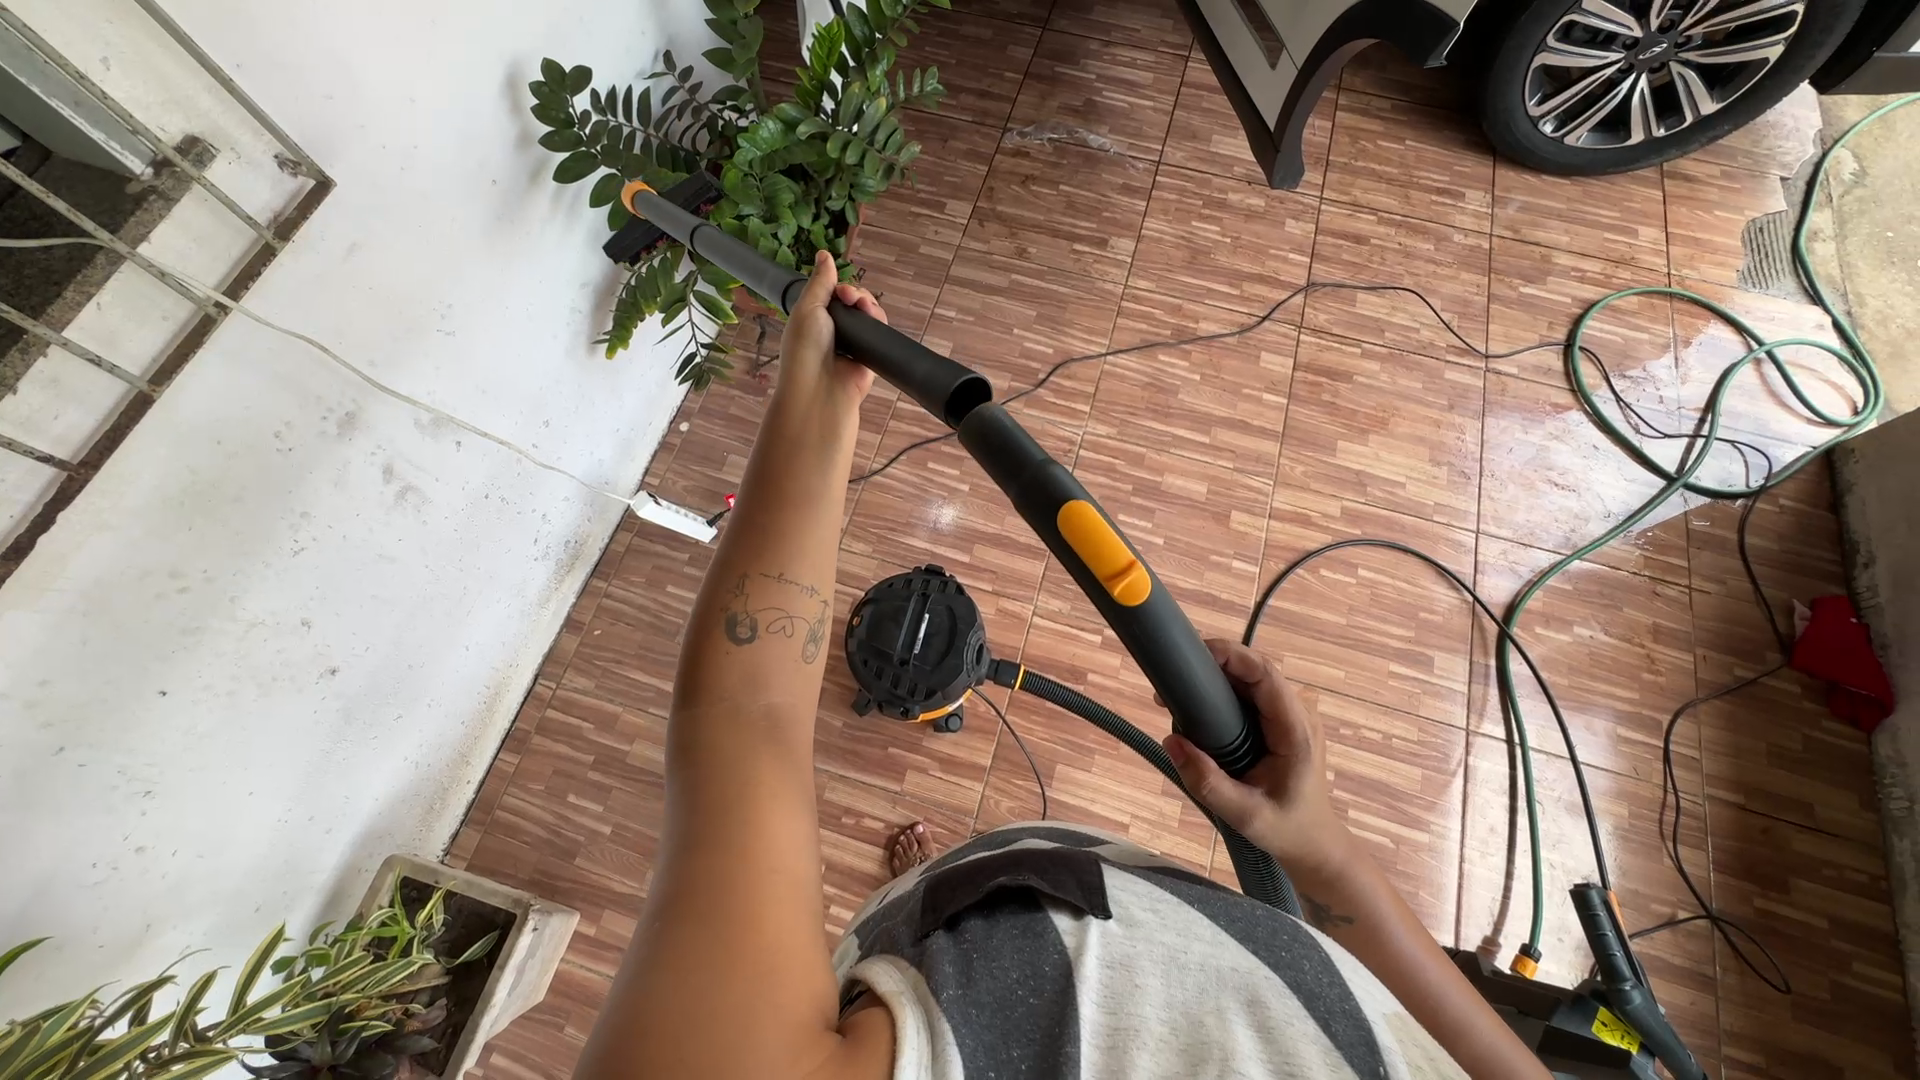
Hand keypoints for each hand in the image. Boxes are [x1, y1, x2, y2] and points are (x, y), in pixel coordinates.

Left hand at [777, 249, 883, 412]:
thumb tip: (824, 254)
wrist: (821, 388)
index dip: (840, 286)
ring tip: (864, 309)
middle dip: (857, 294)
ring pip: (868, 314)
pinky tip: (874, 319)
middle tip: (852, 299)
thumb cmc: (805, 349)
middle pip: (853, 301)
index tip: (841, 290)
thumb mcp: (808, 307)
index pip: (833, 293)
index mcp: (814, 318)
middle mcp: (833, 330)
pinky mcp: (869, 355)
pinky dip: (879, 322)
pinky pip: (879, 331)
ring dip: (869, 305)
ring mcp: (852, 343)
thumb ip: (820, 281)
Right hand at [1162, 640, 1349, 870]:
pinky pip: (1249, 693)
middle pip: (1256, 669)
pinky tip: (1196, 702)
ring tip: (1177, 688)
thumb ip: (1208, 783)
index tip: (1193, 654)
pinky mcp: (1278, 723)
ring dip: (1216, 675)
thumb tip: (1171, 742)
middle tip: (1174, 675)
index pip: (1266, 674)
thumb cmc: (1287, 830)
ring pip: (1251, 678)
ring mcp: (1289, 716)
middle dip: (1215, 662)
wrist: (1316, 845)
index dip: (1231, 655)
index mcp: (1296, 730)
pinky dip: (1222, 690)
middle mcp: (1297, 714)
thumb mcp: (1245, 814)